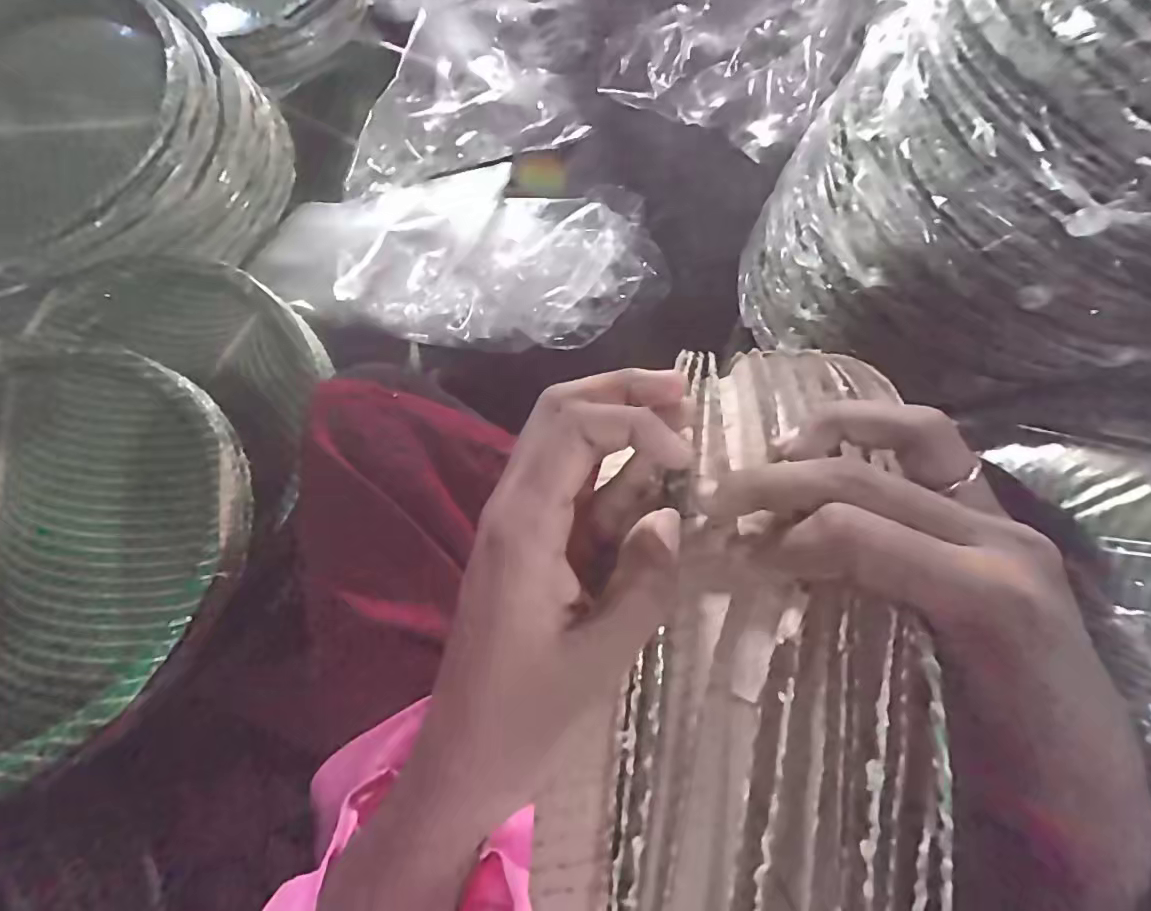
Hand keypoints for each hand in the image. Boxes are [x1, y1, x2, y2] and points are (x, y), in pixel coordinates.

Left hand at [322, 369, 690, 909]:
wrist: (463, 760)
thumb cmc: (525, 717)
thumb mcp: (598, 659)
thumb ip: (643, 584)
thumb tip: (671, 519)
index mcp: (523, 524)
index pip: (575, 428)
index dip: (636, 424)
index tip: (687, 459)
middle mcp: (514, 506)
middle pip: (559, 412)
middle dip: (620, 391)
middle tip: (680, 390)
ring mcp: (521, 521)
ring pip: (564, 440)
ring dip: (619, 422)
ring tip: (677, 419)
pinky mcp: (533, 542)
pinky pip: (575, 487)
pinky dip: (616, 471)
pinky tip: (655, 476)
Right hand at [707, 401, 1150, 910]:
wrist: (1104, 802)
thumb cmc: (1015, 792)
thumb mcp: (918, 738)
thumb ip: (847, 657)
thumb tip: (767, 590)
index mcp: (988, 601)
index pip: (855, 533)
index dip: (783, 541)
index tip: (740, 562)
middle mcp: (1001, 542)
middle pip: (865, 479)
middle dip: (781, 482)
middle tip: (724, 499)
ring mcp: (1006, 524)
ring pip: (916, 432)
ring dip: (836, 427)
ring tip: (782, 451)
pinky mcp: (1001, 524)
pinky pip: (936, 451)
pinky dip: (878, 433)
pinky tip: (835, 450)